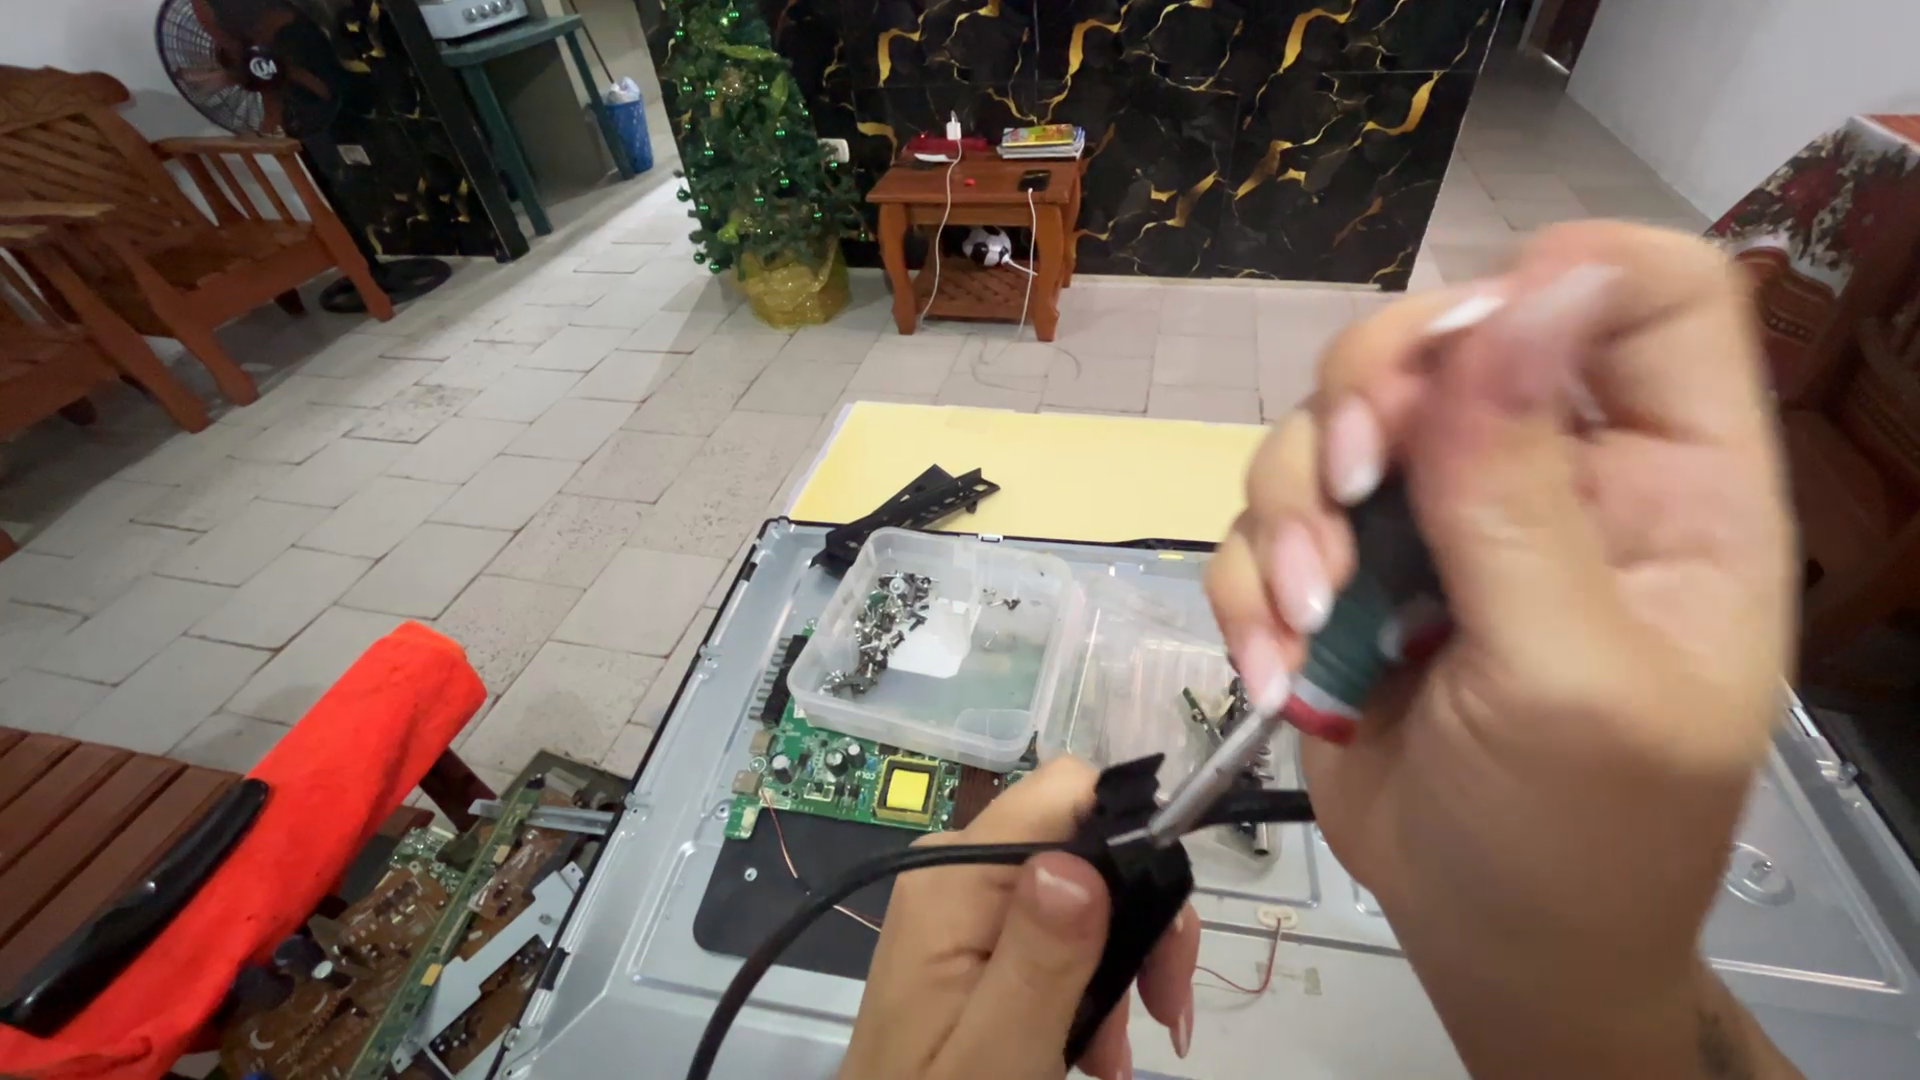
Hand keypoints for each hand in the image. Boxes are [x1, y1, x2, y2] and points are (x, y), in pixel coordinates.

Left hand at [839, 757, 1197, 1079]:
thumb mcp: (997, 1050)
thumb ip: (1041, 956)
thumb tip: (1080, 862)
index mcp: (956, 874)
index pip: (1062, 790)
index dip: (1128, 830)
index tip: (1167, 918)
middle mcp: (958, 861)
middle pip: (1080, 839)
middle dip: (1135, 915)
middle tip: (1162, 1007)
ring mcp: (966, 890)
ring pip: (1079, 881)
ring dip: (1118, 958)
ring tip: (1118, 1051)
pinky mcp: (975, 921)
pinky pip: (1054, 917)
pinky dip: (1088, 971)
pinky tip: (1096, 1039)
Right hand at [1206, 224, 1797, 1075]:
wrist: (1478, 925)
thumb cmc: (1575, 830)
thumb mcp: (1568, 673)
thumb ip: (1523, 492)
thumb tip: (1526, 294)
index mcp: (1653, 478)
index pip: (1638, 298)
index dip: (1543, 287)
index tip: (1446, 374)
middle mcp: (1521, 475)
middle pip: (1417, 347)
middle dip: (1352, 417)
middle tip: (1341, 497)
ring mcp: (1409, 526)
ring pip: (1308, 442)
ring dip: (1285, 527)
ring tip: (1304, 628)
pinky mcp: (1326, 579)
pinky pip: (1254, 536)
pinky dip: (1247, 595)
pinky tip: (1273, 671)